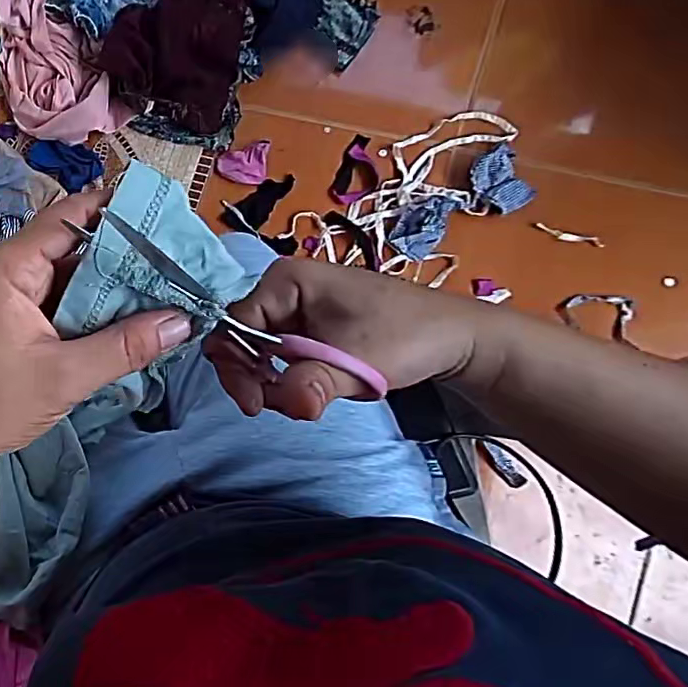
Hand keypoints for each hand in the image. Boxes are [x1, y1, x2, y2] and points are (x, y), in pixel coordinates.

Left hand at [0, 192, 193, 510]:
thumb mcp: (66, 376)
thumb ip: (125, 347)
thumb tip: (182, 322)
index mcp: (9, 268)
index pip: (67, 217)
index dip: (114, 210)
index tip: (161, 215)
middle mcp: (4, 271)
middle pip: (69, 245)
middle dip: (120, 252)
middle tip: (171, 258)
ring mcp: (4, 296)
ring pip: (65, 275)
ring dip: (106, 283)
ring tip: (159, 285)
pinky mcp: (7, 319)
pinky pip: (54, 299)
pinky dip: (86, 305)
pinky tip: (122, 315)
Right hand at [206, 257, 496, 420]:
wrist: (453, 338)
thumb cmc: (407, 335)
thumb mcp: (357, 361)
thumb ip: (314, 382)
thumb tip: (287, 404)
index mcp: (285, 281)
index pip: (234, 326)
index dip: (237, 368)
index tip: (257, 404)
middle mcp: (282, 290)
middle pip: (242, 341)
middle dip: (256, 379)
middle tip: (286, 406)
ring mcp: (294, 310)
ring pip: (259, 354)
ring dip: (274, 385)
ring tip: (308, 399)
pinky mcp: (307, 329)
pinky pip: (280, 358)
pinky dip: (288, 381)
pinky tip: (312, 390)